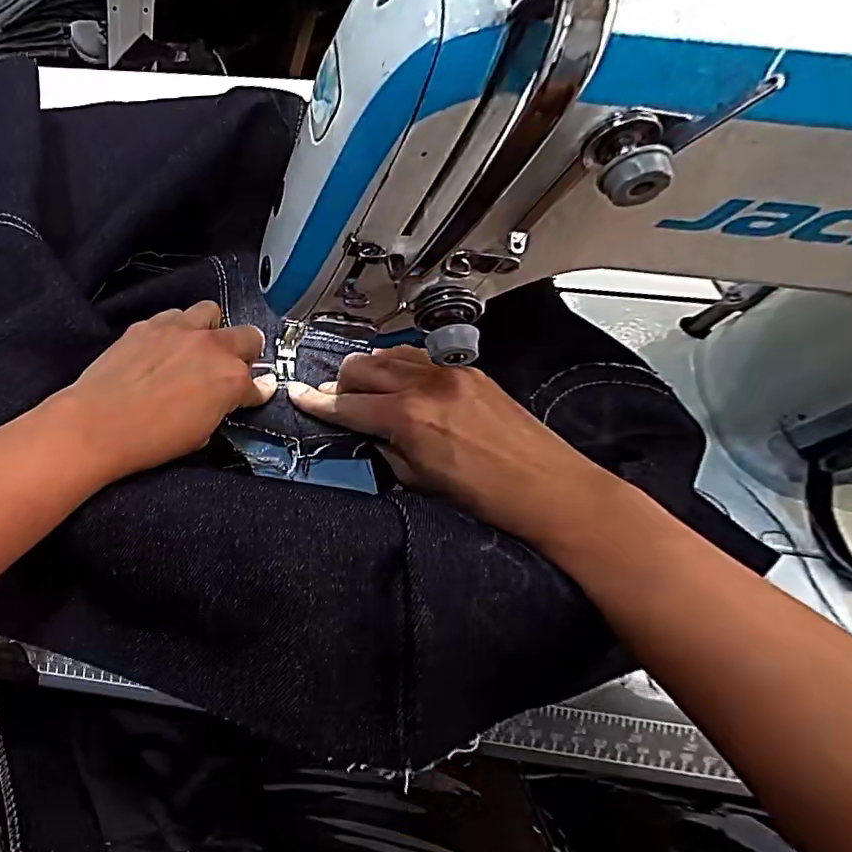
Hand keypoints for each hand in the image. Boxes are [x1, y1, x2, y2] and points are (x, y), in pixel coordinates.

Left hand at [51, 300, 275, 482]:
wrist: (98, 424)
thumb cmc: (150, 439)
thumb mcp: (200, 434)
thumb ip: (222, 408)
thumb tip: (233, 397)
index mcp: (230, 378)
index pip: (256, 382)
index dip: (254, 391)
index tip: (250, 395)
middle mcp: (211, 346)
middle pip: (247, 336)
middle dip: (245, 351)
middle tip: (231, 367)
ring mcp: (179, 330)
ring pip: (209, 312)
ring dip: (210, 329)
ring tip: (196, 349)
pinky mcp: (148, 325)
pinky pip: (173, 316)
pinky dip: (176, 329)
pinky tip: (164, 348)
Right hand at [288, 346, 639, 546]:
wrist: (551, 488)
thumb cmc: (490, 496)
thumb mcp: (422, 481)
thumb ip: (387, 449)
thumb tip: (368, 432)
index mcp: (408, 418)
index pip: (347, 404)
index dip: (317, 402)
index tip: (299, 396)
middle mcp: (426, 386)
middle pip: (362, 368)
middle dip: (341, 383)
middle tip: (333, 399)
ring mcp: (449, 373)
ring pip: (390, 355)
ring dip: (369, 370)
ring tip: (363, 388)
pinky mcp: (470, 371)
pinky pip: (420, 358)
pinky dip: (400, 366)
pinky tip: (401, 381)